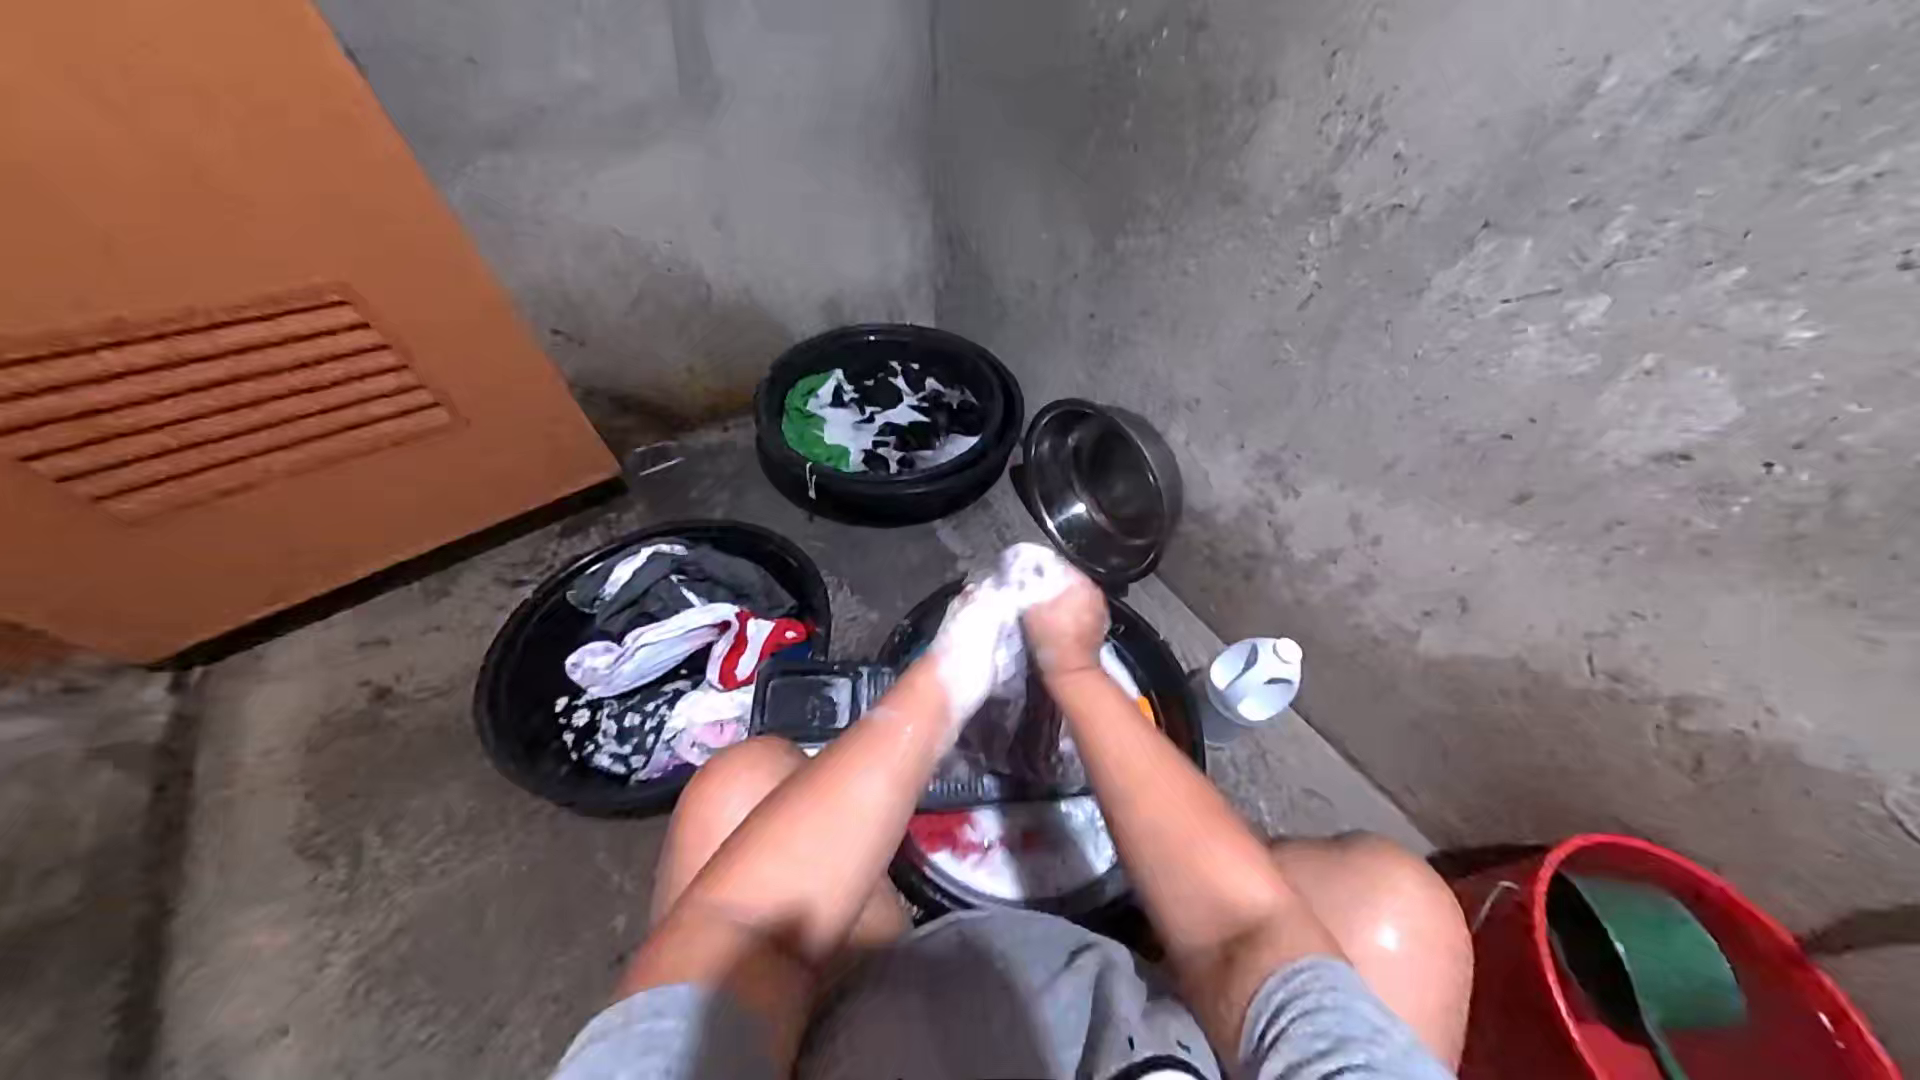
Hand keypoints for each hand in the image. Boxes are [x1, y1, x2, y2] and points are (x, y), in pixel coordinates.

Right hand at [1020, 568, 1107, 678]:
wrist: (1071, 672)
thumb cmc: (1051, 638)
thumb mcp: (1029, 608)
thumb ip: (1025, 587)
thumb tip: (1020, 578)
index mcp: (1080, 582)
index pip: (1057, 564)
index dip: (1039, 569)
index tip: (1026, 576)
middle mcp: (1095, 591)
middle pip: (1067, 579)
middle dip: (1050, 583)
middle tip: (1031, 591)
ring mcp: (1100, 609)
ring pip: (1074, 594)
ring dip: (1060, 597)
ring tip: (1043, 605)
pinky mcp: (1099, 625)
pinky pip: (1080, 609)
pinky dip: (1069, 611)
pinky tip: (1056, 620)